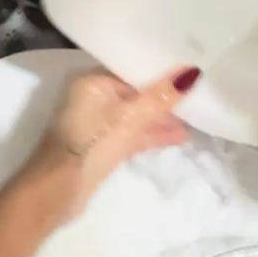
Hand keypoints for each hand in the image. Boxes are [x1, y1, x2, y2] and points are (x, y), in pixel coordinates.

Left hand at [17, 67, 198, 226]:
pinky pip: (133, 132)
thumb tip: (192, 72)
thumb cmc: (91, 145)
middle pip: (136, 91)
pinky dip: (152, 133)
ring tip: (197, 116)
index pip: (132, 68)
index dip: (161, 69)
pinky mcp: (103, 145)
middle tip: (200, 90)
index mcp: (93, 82)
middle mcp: (94, 98)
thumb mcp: (130, 118)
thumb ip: (161, 97)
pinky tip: (179, 136)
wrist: (57, 190)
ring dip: (162, 117)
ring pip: (136, 114)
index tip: (191, 66)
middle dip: (165, 95)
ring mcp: (98, 123)